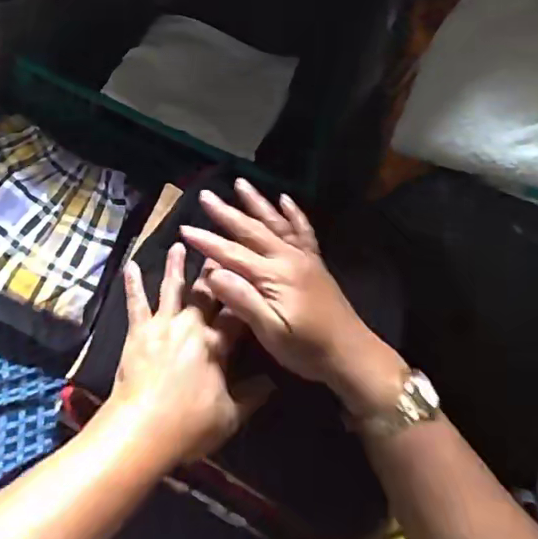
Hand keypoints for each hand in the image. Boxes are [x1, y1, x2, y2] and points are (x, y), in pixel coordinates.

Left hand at [104, 243, 269, 465]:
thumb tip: (274, 381)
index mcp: (216, 344)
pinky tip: (131, 265)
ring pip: (172, 288)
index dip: (244, 292)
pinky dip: (133, 284)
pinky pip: (136, 303)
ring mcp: (163, 325)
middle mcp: (191, 326)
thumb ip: (253, 396)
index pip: (236, 312)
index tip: (250, 272)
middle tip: (218, 247)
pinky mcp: (138, 331)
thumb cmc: (188, 425)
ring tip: (179, 245)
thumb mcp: (230, 416)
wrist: (142, 429)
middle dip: (214, 270)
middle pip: (206, 292)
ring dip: (176, 266)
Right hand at [182, 180, 405, 418]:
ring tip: (241, 183)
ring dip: (257, 203)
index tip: (185, 228)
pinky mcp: (315, 263)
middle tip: (205, 195)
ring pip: (275, 223)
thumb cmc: (308, 349)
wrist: (352, 355)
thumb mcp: (271, 332)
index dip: (207, 241)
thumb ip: (243, 300)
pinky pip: (303, 231)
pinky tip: (285, 200)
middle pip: (251, 231)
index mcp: (274, 276)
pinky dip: (293, 214)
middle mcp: (288, 259)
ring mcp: (303, 258)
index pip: (232, 254)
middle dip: (226, 213)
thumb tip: (213, 273)